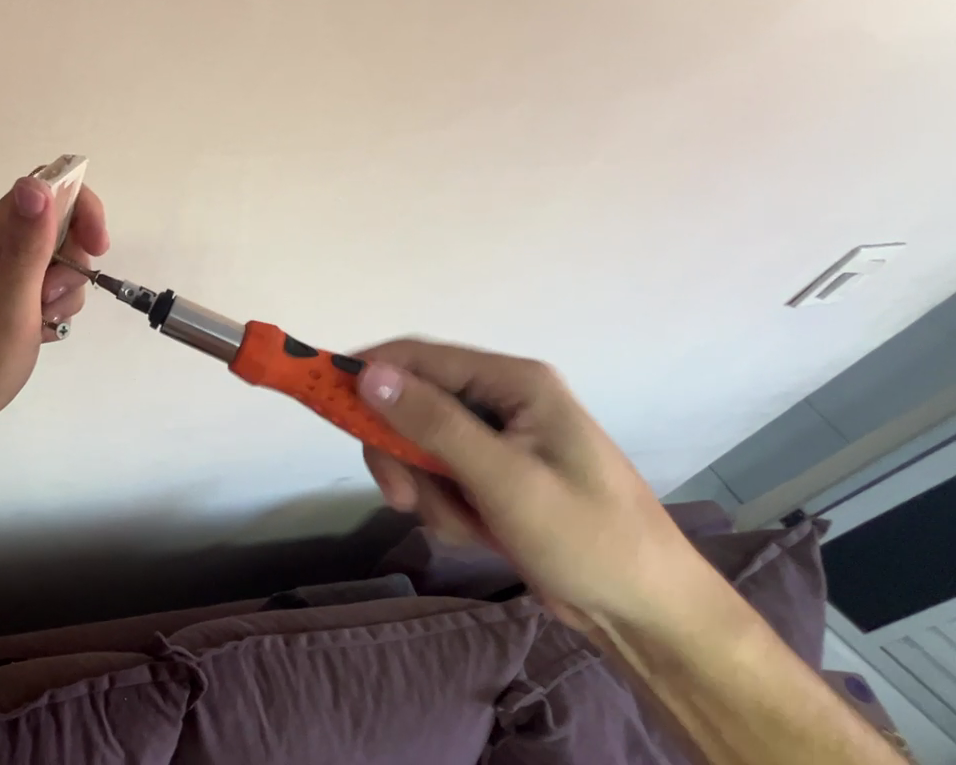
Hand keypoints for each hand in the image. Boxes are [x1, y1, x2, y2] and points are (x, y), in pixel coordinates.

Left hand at [0, 175, 108, 431]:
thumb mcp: (9, 310)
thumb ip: (27, 248)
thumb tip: (37, 184)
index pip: (47, 188)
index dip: (83, 211)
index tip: (97, 251)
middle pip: (51, 224)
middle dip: (70, 263)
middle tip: (50, 305)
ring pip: (45, 256)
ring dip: (58, 290)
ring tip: (39, 327)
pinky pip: (28, 278)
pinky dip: (42, 303)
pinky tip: (34, 332)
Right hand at [354, 340, 708, 631]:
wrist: (648, 616)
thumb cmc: (588, 539)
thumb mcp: (504, 481)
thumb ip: (434, 424)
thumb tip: (367, 375)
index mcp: (515, 383)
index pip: (418, 358)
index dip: (366, 373)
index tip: (325, 402)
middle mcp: (502, 400)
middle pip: (411, 405)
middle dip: (400, 454)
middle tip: (400, 499)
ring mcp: (498, 438)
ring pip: (418, 445)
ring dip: (425, 489)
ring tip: (461, 526)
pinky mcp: (494, 473)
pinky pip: (438, 475)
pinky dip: (444, 506)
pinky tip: (479, 532)